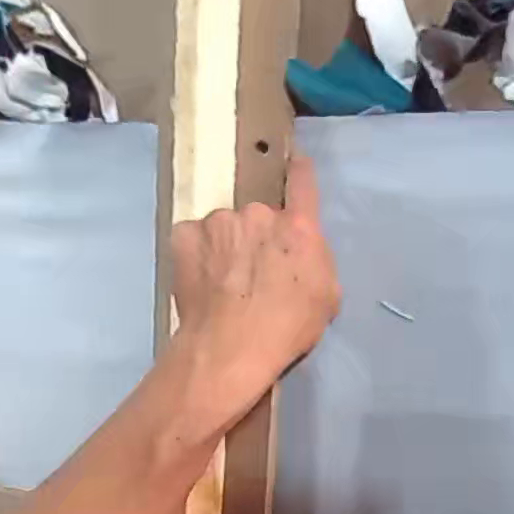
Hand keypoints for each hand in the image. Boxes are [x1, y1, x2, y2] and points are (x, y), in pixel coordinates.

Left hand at [168, 155, 340, 416]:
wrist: (231, 349)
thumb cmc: (289, 329)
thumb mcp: (328, 298)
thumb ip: (318, 261)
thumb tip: (304, 249)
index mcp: (298, 228)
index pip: (303, 183)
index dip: (300, 172)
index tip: (295, 164)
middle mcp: (258, 213)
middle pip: (260, 215)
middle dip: (259, 236)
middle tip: (255, 271)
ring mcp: (218, 222)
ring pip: (226, 226)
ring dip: (228, 244)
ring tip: (225, 282)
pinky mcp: (185, 236)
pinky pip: (196, 237)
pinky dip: (200, 253)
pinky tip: (203, 279)